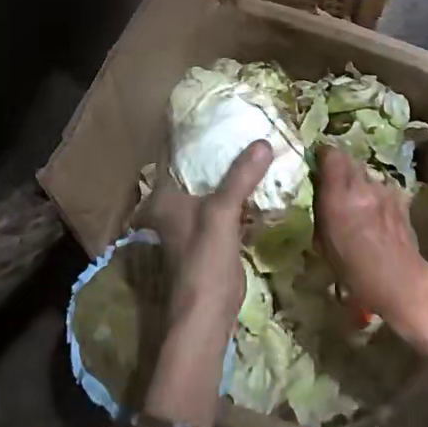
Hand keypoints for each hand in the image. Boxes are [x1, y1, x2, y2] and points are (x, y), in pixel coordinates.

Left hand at [143, 140, 273, 331]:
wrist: (206, 313)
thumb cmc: (203, 258)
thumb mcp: (222, 212)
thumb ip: (240, 177)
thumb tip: (263, 142)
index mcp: (163, 196)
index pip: (172, 154)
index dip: (189, 134)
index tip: (213, 114)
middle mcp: (173, 206)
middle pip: (197, 171)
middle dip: (218, 154)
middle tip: (244, 128)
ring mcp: (192, 224)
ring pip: (213, 190)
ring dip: (232, 176)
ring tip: (257, 150)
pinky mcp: (212, 239)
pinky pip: (228, 208)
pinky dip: (242, 198)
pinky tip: (263, 185)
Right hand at [313, 145, 427, 326]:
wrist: (398, 279)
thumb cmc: (353, 268)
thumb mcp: (322, 240)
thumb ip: (321, 209)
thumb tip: (318, 194)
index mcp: (339, 194)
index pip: (331, 154)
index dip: (323, 154)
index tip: (316, 161)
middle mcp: (363, 185)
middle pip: (350, 160)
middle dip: (340, 166)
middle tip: (333, 181)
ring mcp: (385, 191)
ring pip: (367, 175)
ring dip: (359, 182)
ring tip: (356, 201)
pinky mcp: (401, 200)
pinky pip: (382, 188)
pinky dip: (375, 195)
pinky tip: (375, 213)